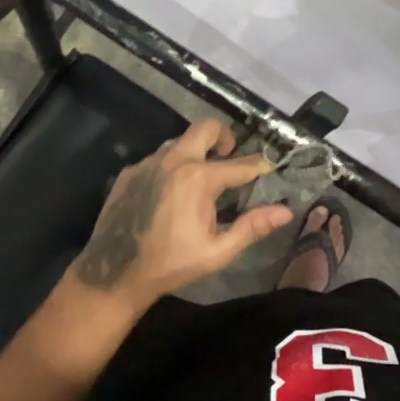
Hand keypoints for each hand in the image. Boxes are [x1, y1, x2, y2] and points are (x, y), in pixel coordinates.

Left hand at [66, 118, 293, 310]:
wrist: (114, 272)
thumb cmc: (171, 264)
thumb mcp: (218, 251)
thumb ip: (252, 227)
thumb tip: (285, 212)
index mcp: (199, 179)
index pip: (241, 164)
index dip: (259, 165)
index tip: (270, 167)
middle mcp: (173, 161)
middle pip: (206, 127)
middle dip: (224, 137)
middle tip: (230, 156)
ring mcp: (148, 163)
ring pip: (179, 141)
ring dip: (195, 152)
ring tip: (201, 179)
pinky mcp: (130, 172)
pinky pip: (157, 158)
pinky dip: (171, 167)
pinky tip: (171, 193)